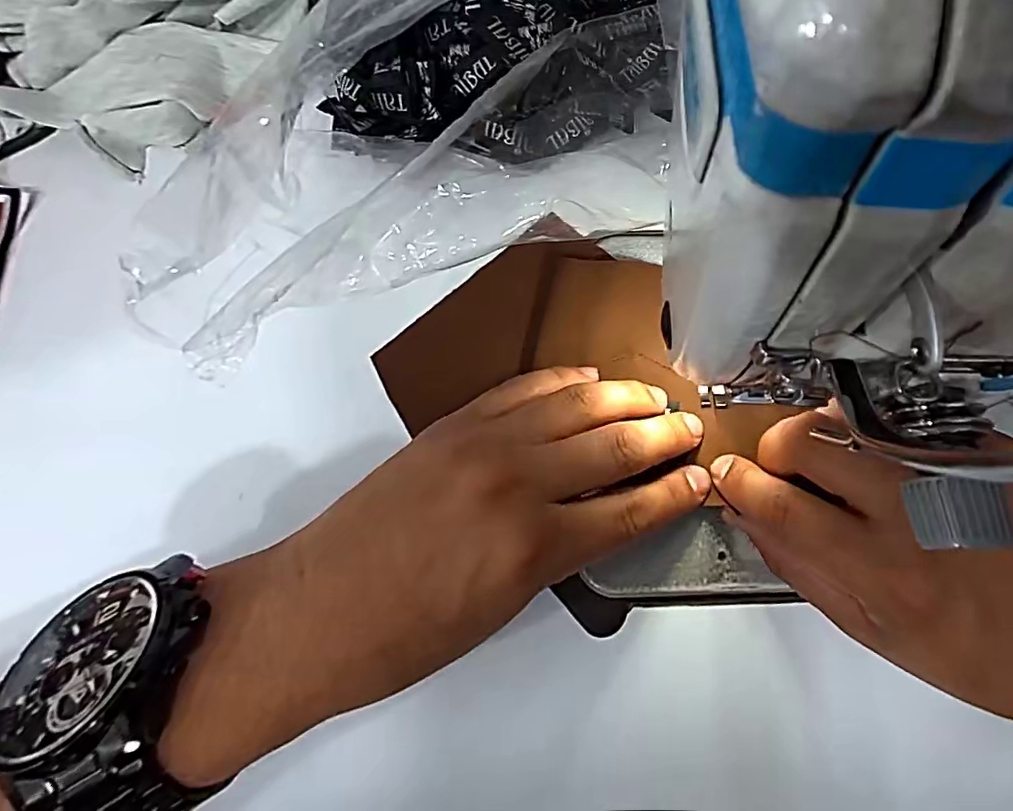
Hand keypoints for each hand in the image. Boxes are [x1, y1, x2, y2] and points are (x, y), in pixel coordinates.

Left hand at [159, 368, 708, 783]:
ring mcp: (483, 442)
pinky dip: (562, 381)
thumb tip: (602, 514)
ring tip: (654, 396)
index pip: (629, 509)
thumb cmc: (404, 633)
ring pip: (576, 405)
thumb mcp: (502, 607)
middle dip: (663, 435)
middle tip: (691, 427)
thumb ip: (560, 551)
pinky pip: (522, 389)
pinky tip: (587, 380)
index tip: (702, 477)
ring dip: (624, 398)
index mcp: (533, 545)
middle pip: (614, 446)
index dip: (674, 492)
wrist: (311, 610)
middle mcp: (516, 481)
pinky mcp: (454, 423)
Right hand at [709, 410, 1012, 728]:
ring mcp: (949, 468)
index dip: (741, 483)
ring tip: (840, 471)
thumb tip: (753, 522)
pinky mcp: (976, 446)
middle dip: (776, 449)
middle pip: (807, 440)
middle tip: (783, 470)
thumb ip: (804, 571)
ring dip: (825, 437)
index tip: (728, 475)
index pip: (783, 506)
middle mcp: (916, 509)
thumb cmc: (976, 651)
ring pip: (849, 418)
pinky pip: (898, 422)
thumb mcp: (874, 633)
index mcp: (885, 571)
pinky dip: (877, 438)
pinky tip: (894, 472)